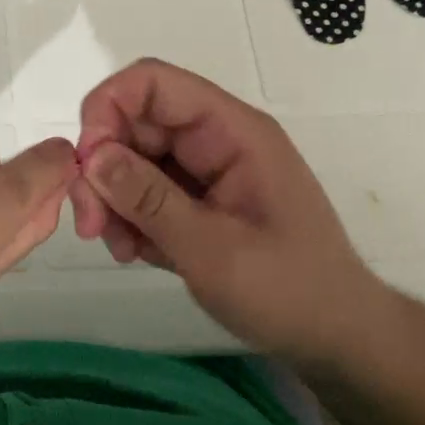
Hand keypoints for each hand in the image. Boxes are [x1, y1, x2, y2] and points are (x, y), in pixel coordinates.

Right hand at [73, 59, 389, 365]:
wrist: (337, 341)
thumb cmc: (290, 291)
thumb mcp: (214, 250)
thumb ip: (149, 200)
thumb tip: (91, 157)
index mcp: (231, 132)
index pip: (153, 84)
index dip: (108, 108)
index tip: (87, 164)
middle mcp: (213, 140)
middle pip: (133, 123)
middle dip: (100, 167)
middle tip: (89, 224)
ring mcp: (203, 169)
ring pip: (129, 158)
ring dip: (110, 199)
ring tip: (118, 248)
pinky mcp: (194, 198)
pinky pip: (141, 189)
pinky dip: (126, 216)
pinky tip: (134, 253)